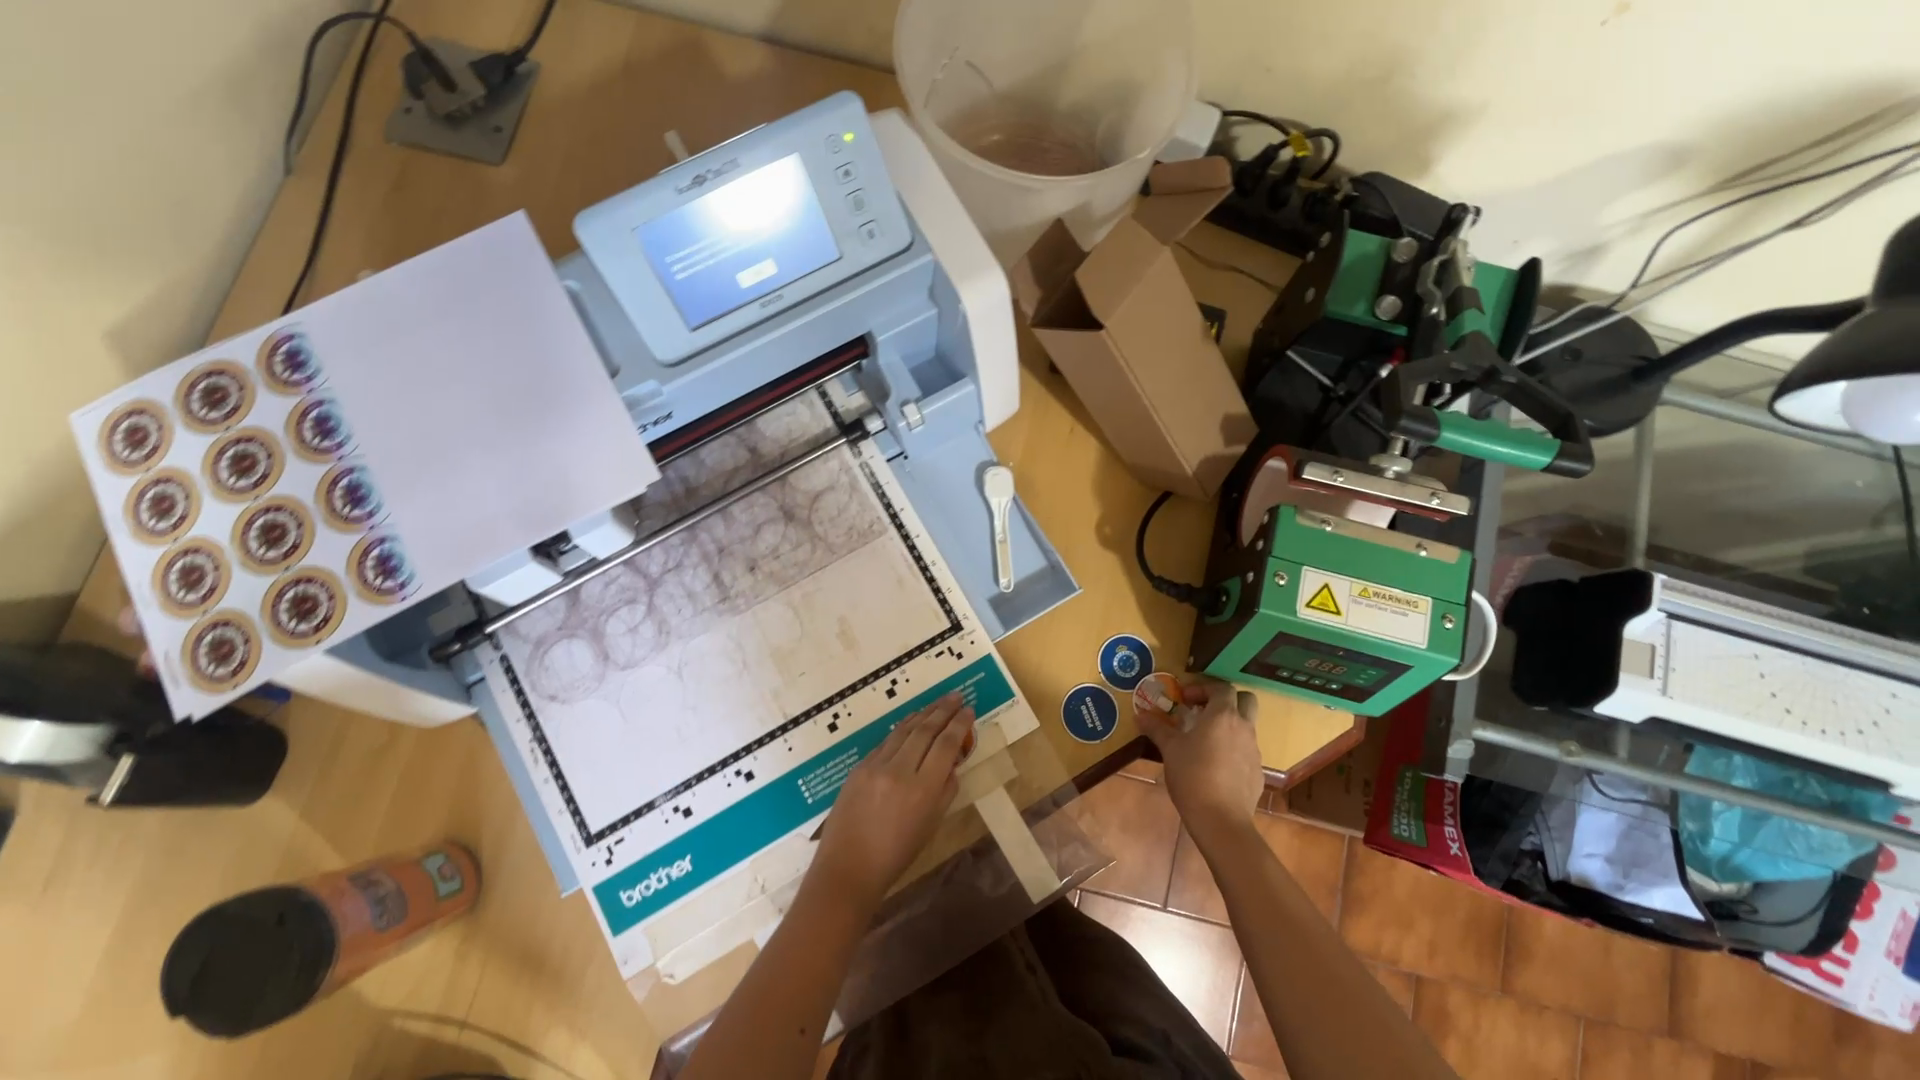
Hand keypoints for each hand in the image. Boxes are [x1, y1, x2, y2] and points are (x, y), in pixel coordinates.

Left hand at [810, 694, 974, 911]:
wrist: (849, 867)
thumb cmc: (897, 855)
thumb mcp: (931, 825)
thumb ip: (945, 790)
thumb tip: (951, 763)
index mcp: (922, 789)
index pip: (946, 745)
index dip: (960, 724)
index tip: (970, 709)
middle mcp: (899, 770)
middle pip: (925, 730)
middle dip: (943, 710)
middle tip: (957, 696)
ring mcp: (875, 766)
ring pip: (903, 731)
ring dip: (923, 714)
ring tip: (938, 703)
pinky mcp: (858, 768)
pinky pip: (886, 742)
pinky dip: (902, 730)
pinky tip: (910, 723)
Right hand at [1138, 677, 1262, 844]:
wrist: (1221, 819)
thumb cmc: (1192, 776)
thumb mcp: (1170, 750)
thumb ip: (1157, 729)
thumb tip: (1140, 715)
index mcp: (1223, 716)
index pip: (1222, 687)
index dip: (1203, 688)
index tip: (1185, 699)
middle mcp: (1243, 728)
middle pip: (1245, 700)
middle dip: (1226, 700)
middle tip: (1203, 712)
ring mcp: (1254, 750)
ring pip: (1246, 726)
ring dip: (1228, 726)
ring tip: (1204, 741)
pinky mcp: (1257, 771)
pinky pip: (1246, 751)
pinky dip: (1233, 750)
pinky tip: (1215, 767)